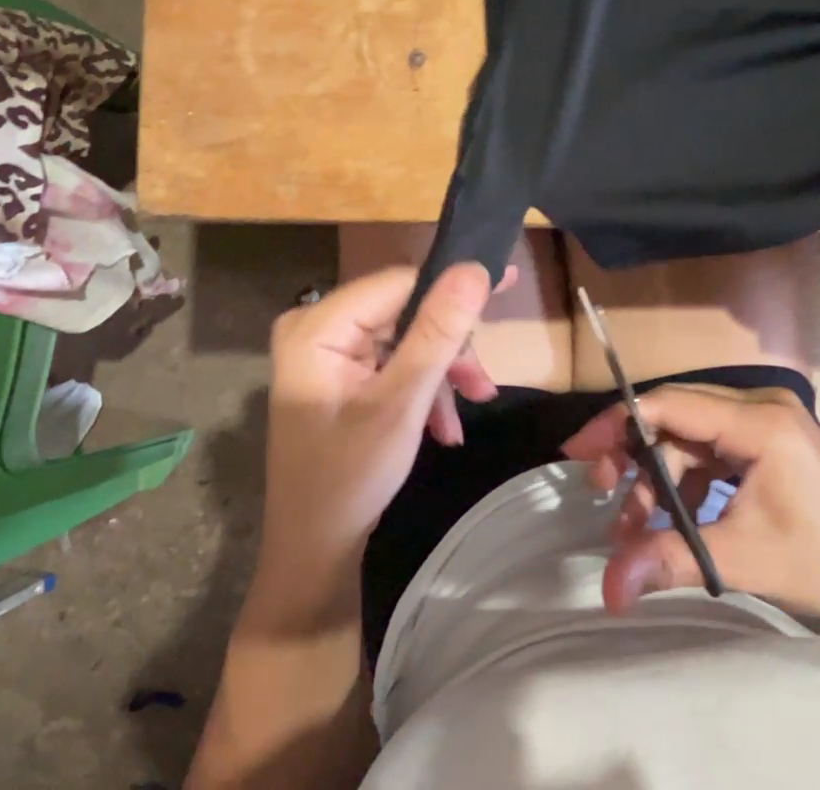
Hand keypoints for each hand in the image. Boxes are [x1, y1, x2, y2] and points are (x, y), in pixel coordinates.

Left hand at [258, 263, 496, 593]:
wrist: (313, 550)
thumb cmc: (349, 477)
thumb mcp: (401, 403)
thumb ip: (438, 333)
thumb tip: (474, 269)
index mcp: (317, 326)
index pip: (398, 283)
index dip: (452, 288)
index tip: (506, 286)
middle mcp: (315, 329)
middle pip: (402, 313)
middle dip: (447, 351)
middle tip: (483, 387)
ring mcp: (324, 357)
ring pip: (404, 342)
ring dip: (439, 377)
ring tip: (466, 415)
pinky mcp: (336, 381)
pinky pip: (390, 368)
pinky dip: (421, 392)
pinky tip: (442, 428)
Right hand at [562, 384, 819, 628]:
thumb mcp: (738, 559)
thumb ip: (666, 560)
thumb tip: (607, 590)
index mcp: (760, 423)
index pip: (669, 406)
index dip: (617, 425)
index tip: (577, 453)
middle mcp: (762, 407)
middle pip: (674, 415)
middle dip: (632, 455)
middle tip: (601, 494)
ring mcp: (767, 422)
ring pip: (686, 435)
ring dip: (656, 476)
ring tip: (634, 525)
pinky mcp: (767, 442)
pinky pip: (707, 448)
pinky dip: (682, 481)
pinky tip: (669, 519)